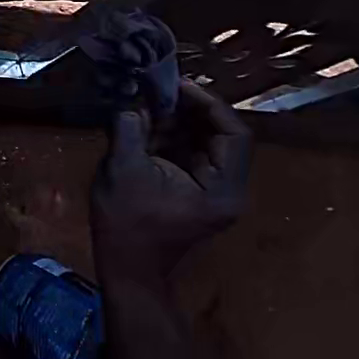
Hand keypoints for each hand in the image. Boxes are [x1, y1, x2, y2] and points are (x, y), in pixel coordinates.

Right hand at [91, 83, 251, 288]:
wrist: (127, 271)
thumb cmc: (127, 225)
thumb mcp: (124, 170)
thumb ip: (130, 128)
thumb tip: (131, 101)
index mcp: (222, 187)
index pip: (234, 133)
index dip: (208, 104)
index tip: (178, 86)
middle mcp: (226, 188)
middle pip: (220, 134)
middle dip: (190, 110)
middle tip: (159, 91)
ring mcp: (211, 191)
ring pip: (204, 141)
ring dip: (178, 121)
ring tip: (148, 105)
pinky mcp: (193, 191)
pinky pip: (189, 154)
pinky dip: (170, 137)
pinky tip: (146, 125)